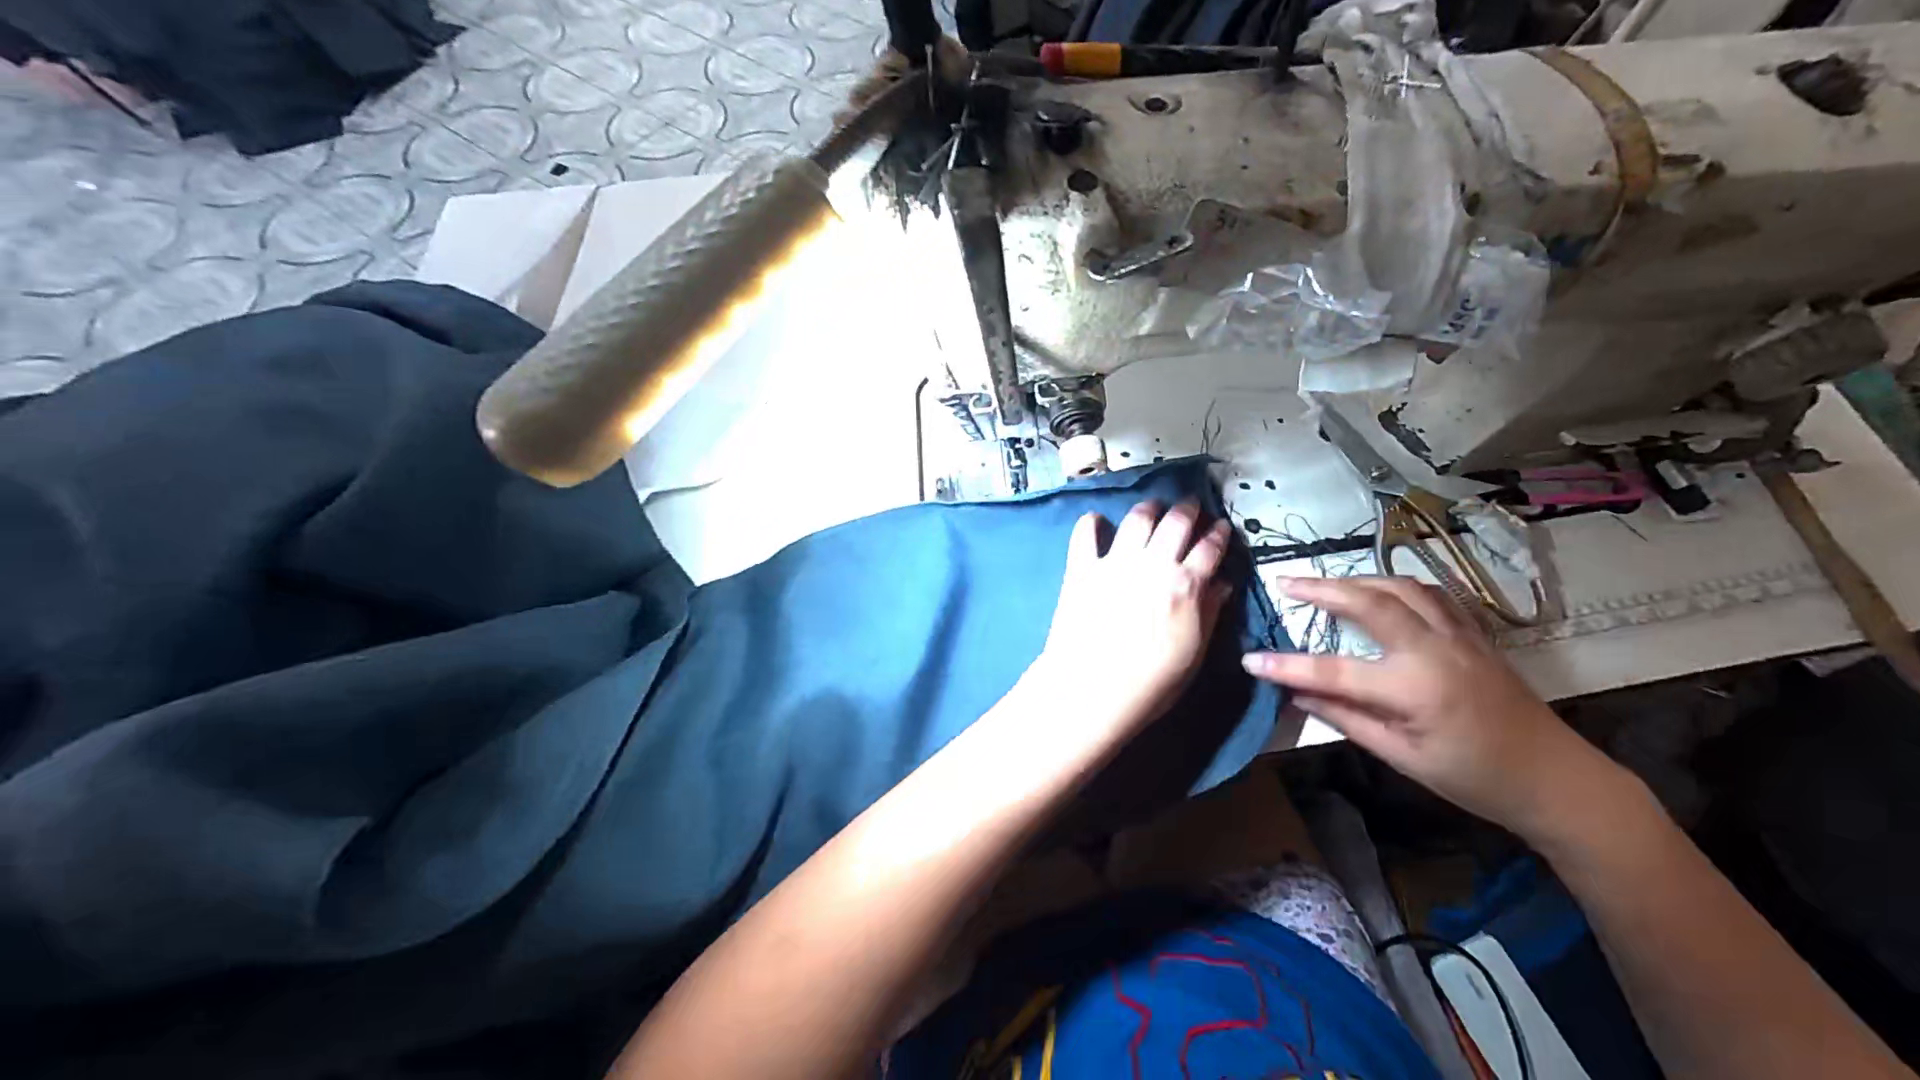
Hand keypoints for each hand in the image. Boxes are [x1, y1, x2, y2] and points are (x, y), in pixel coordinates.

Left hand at [1032, 499, 1233, 736]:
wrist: (1090, 690)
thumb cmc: (1151, 683)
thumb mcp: (1193, 653)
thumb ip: (1209, 613)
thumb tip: (1221, 584)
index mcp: (1186, 585)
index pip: (1210, 547)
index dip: (1219, 533)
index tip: (1221, 527)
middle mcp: (1152, 564)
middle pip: (1176, 522)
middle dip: (1188, 509)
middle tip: (1191, 506)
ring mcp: (1114, 562)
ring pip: (1136, 519)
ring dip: (1149, 509)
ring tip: (1153, 508)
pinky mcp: (1081, 569)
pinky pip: (1085, 534)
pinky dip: (1091, 523)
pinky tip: (1096, 520)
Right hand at [1241, 577, 1630, 839]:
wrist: (1556, 779)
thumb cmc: (1474, 779)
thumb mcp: (1402, 757)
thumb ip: (1347, 718)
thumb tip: (1296, 695)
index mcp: (1415, 688)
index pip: (1334, 672)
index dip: (1287, 666)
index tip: (1250, 660)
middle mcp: (1436, 650)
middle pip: (1371, 602)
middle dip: (1322, 589)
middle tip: (1285, 583)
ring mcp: (1460, 636)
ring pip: (1402, 588)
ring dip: (1358, 580)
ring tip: (1325, 582)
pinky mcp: (1475, 634)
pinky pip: (1432, 595)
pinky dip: (1397, 585)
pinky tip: (1380, 590)